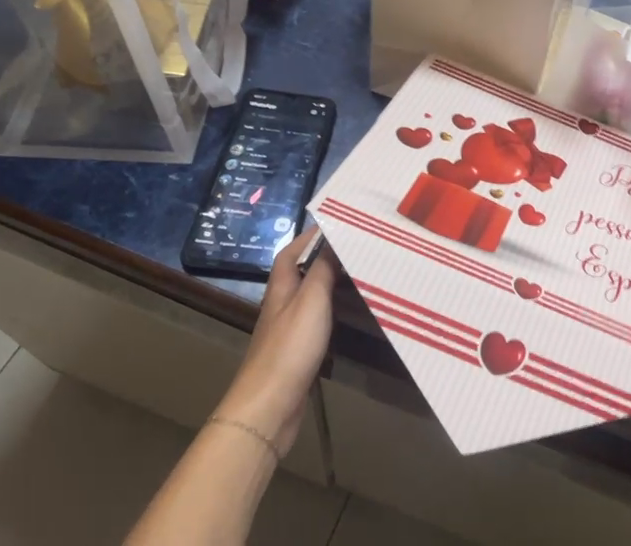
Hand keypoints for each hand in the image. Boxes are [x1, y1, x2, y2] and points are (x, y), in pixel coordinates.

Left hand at [215, 227, 337, 456]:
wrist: (269, 407)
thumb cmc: (289, 348)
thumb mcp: (311, 301)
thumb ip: (322, 270)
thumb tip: (332, 240)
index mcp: (281, 289)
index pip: (290, 254)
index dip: (308, 237)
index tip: (336, 224)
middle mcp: (282, 306)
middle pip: (300, 274)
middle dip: (324, 258)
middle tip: (357, 248)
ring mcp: (288, 332)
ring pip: (311, 298)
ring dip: (331, 285)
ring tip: (361, 274)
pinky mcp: (298, 354)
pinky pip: (318, 322)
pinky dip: (334, 312)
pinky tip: (351, 315)